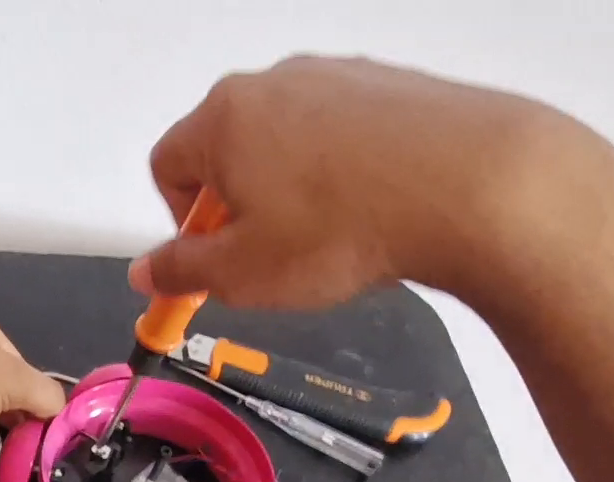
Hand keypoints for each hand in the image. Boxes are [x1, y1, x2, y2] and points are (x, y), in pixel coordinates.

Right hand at [131, 56, 612, 308]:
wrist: (470, 187)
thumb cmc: (336, 234)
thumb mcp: (239, 274)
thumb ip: (179, 271)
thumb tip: (143, 272)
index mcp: (223, 119)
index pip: (166, 165)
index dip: (180, 222)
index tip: (213, 257)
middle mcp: (273, 82)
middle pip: (222, 148)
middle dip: (230, 205)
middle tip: (263, 253)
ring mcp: (335, 75)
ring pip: (279, 140)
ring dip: (281, 189)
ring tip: (320, 235)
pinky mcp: (387, 84)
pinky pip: (333, 132)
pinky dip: (331, 171)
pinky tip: (362, 208)